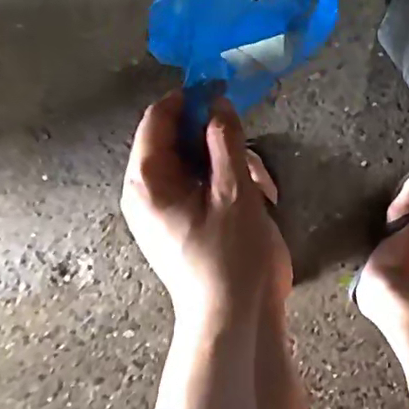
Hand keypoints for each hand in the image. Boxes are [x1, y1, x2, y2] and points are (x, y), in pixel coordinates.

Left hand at [121, 91, 291, 320]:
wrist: (236, 320)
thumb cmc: (232, 257)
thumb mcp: (235, 190)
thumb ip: (225, 140)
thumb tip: (217, 103)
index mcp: (147, 182)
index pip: (158, 119)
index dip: (189, 99)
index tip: (223, 88)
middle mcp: (147, 193)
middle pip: (177, 140)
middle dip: (217, 138)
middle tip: (251, 152)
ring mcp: (163, 211)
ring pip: (195, 163)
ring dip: (230, 163)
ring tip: (262, 187)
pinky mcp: (182, 224)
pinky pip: (202, 187)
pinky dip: (228, 184)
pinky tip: (257, 200)